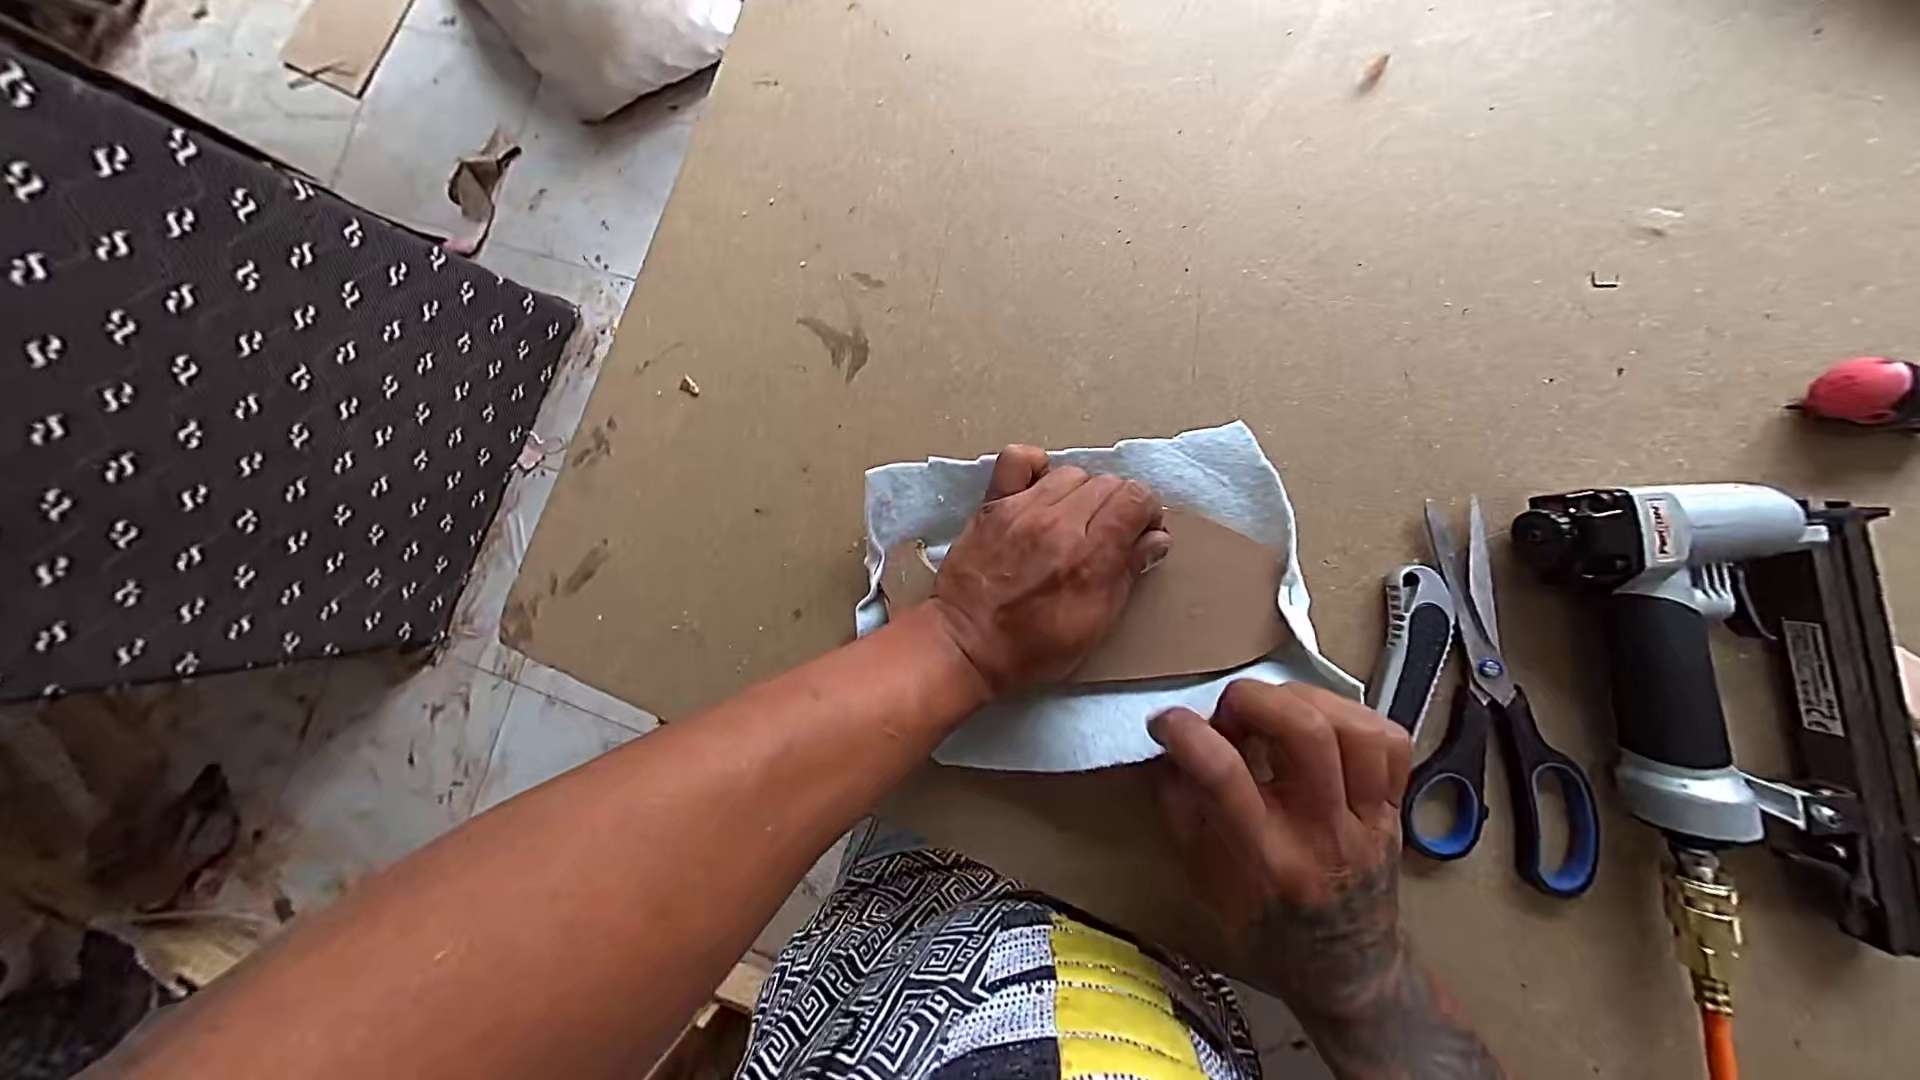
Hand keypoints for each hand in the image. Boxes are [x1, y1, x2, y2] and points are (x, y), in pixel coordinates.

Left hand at [926, 445, 1171, 694]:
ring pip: (1071, 472)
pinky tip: (1040, 490)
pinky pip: (1017, 460)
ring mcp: (1022, 509)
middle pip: (1107, 482)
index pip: (1135, 498)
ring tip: (1073, 520)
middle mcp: (1058, 523)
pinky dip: (1035, 468)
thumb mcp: (1096, 625)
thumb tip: (1154, 540)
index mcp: (1090, 555)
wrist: (966, 644)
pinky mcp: (992, 505)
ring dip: (1082, 493)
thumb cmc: (1032, 646)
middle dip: (1118, 505)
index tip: (1139, 532)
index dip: (1146, 512)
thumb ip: (1126, 574)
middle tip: (1108, 533)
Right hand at [1150, 681, 1409, 989]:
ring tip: (1272, 709)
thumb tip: (1166, 742)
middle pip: (1304, 733)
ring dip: (1301, 700)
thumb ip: (1177, 802)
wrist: (1346, 973)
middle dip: (1250, 699)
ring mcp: (1368, 819)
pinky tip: (1319, 723)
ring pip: (1353, 729)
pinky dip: (1352, 716)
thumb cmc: (1262, 928)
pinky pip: (1392, 741)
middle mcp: (1322, 832)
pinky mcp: (1394, 808)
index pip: (1223, 773)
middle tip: (1227, 712)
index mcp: (1265, 857)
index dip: (1183, 731)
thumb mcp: (1198, 873)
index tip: (1166, 722)